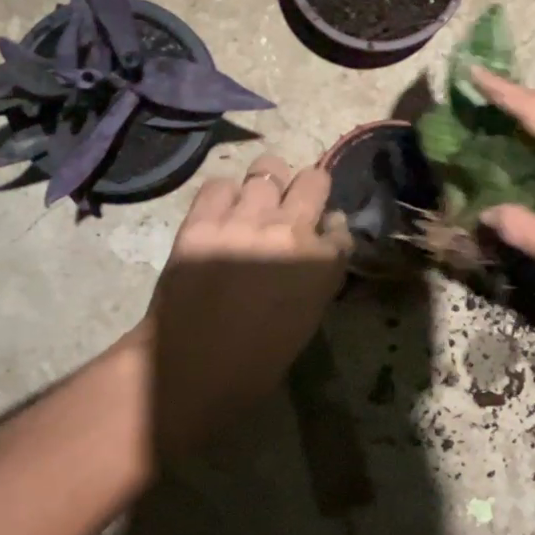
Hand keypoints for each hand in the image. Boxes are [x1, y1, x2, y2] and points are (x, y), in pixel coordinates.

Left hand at [140, 154, 351, 452]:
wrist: (192, 366)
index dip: (330, 226)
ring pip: (267, 168)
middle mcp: (290, 230)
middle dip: (308, 189)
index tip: (321, 233)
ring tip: (254, 205)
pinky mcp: (203, 220)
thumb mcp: (309, 313)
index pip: (341, 223)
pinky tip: (221, 213)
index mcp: (322, 260)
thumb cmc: (259, 356)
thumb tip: (323, 238)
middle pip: (313, 179)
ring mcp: (244, 220)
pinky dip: (224, 195)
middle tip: (292, 206)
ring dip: (266, 186)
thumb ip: (321, 270)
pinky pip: (219, 184)